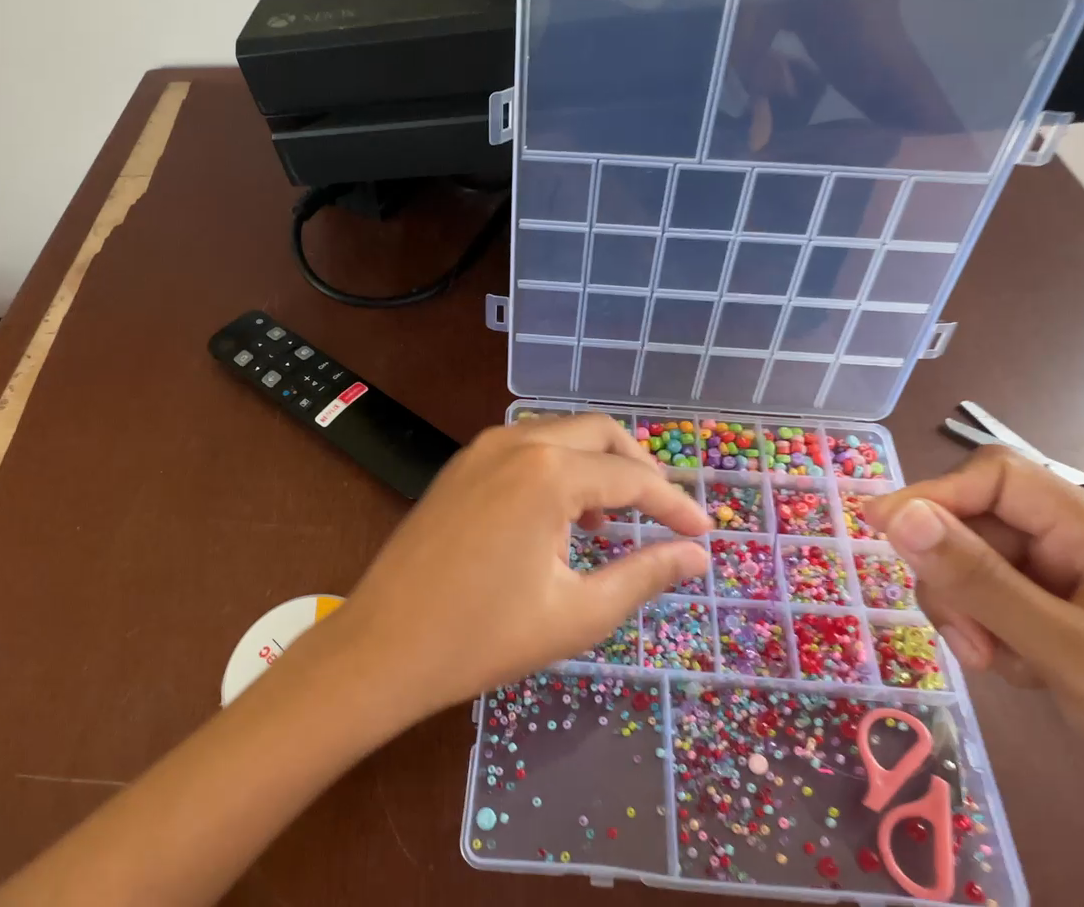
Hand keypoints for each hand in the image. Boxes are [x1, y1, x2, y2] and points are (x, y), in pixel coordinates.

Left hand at [325, 413, 709, 717]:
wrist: (381, 648)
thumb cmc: (483, 638)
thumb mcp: (577, 614)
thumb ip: (644, 574)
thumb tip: (697, 556)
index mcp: (549, 473)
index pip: (632, 477)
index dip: (674, 505)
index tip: (702, 534)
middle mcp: (516, 443)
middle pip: (599, 433)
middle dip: (639, 469)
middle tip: (663, 516)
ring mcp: (480, 450)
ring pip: (560, 435)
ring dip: (596, 467)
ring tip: (610, 525)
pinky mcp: (459, 467)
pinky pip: (525, 449)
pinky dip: (557, 470)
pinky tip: (559, 520)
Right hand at [865, 446, 1083, 906]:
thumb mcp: (1076, 656)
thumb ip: (983, 582)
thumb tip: (897, 513)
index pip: (997, 477)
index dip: (932, 495)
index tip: (877, 534)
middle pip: (982, 524)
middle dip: (954, 574)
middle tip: (966, 639)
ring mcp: (1080, 590)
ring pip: (984, 570)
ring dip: (970, 612)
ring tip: (996, 664)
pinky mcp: (1074, 628)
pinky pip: (1004, 609)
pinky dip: (994, 638)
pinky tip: (1022, 677)